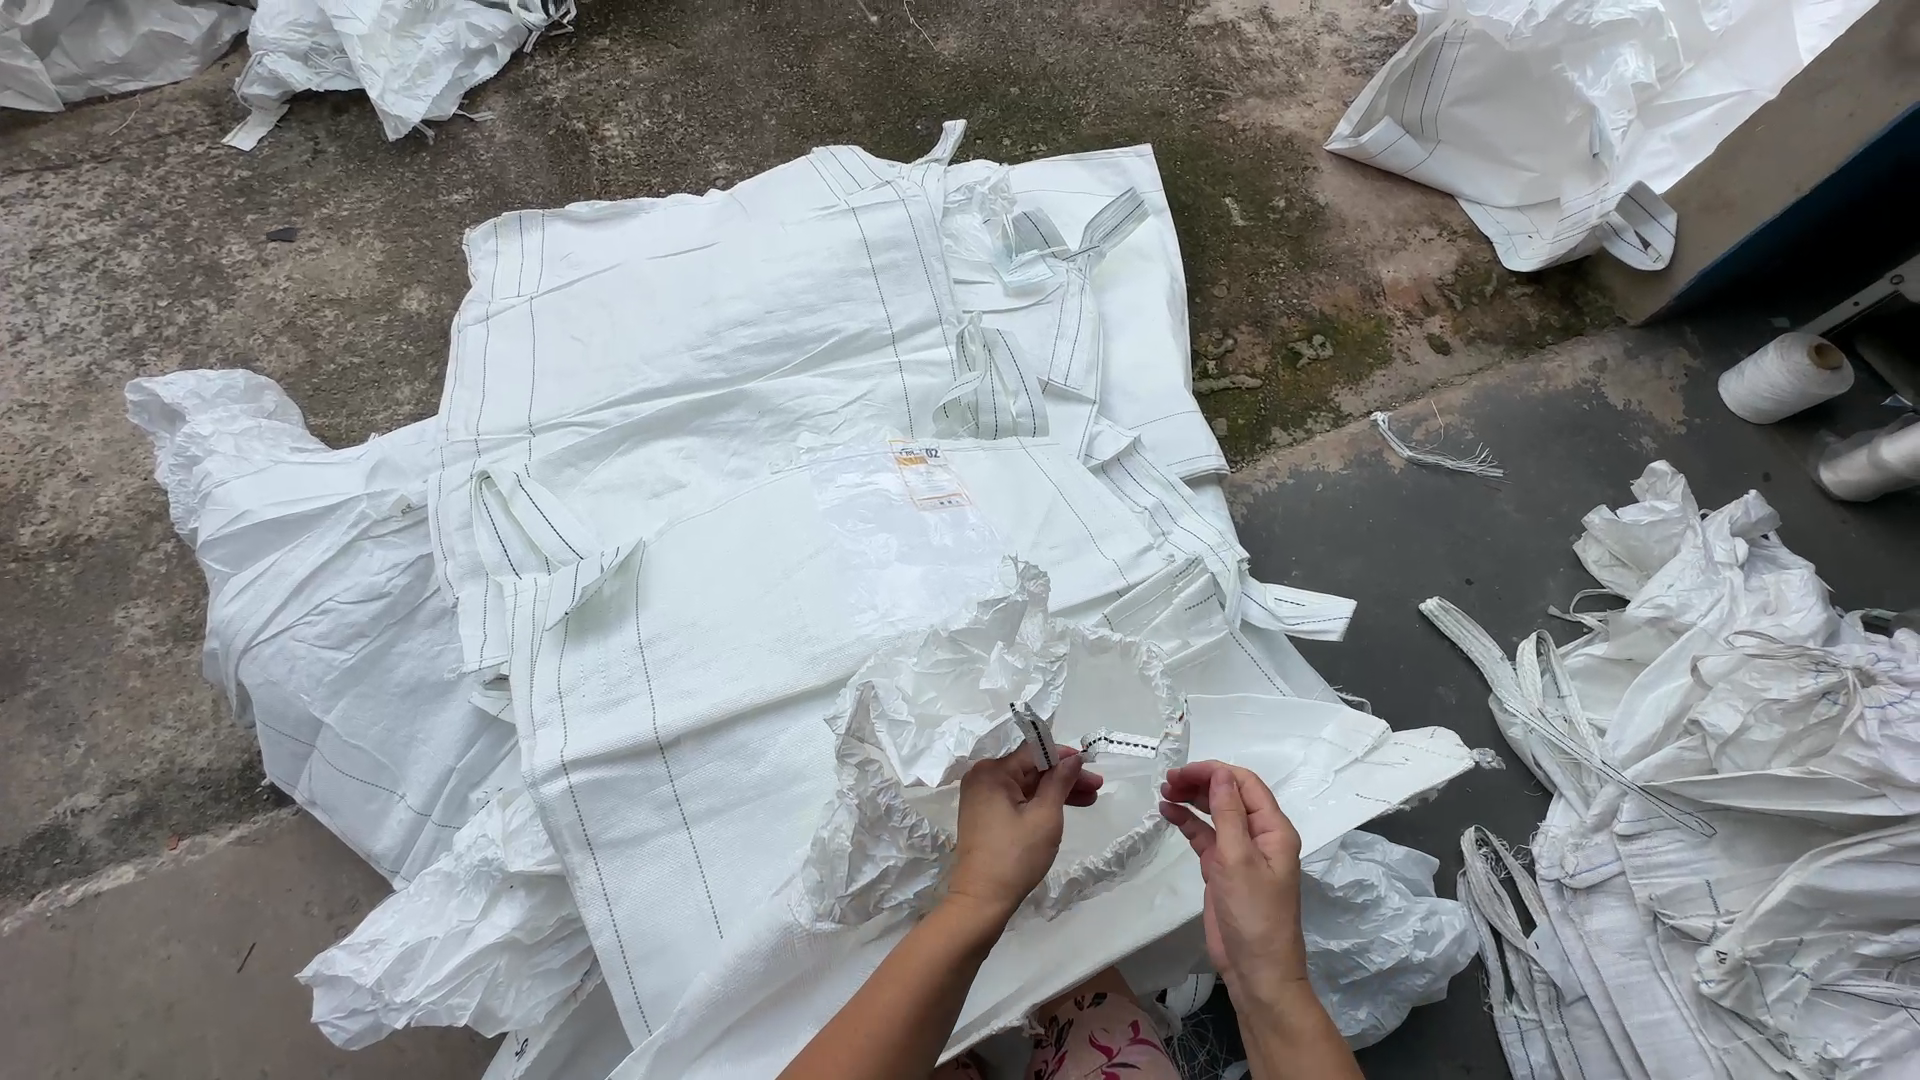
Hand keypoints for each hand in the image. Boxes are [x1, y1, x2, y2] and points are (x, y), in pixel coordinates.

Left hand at [946, 746, 1101, 919]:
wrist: (981, 899)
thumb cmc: (1016, 856)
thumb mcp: (1045, 816)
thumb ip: (1059, 782)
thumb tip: (1073, 758)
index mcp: (992, 771)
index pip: (1034, 751)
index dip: (1064, 756)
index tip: (1090, 763)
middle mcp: (982, 777)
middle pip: (1030, 768)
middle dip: (1064, 777)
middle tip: (1096, 786)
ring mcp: (981, 796)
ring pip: (1025, 785)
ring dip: (1055, 791)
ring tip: (1089, 799)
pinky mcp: (984, 814)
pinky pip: (1016, 799)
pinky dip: (1038, 803)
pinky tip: (1063, 808)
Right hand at [1159, 761, 1310, 1007]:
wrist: (1256, 971)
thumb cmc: (1253, 914)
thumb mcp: (1239, 858)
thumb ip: (1228, 813)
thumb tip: (1220, 773)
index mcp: (1274, 830)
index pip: (1245, 784)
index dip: (1214, 772)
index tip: (1182, 772)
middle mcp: (1260, 836)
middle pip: (1229, 795)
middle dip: (1200, 782)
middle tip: (1167, 781)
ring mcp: (1241, 852)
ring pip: (1215, 813)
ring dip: (1192, 799)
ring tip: (1164, 791)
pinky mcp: (1224, 869)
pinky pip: (1205, 835)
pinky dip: (1187, 822)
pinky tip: (1168, 813)